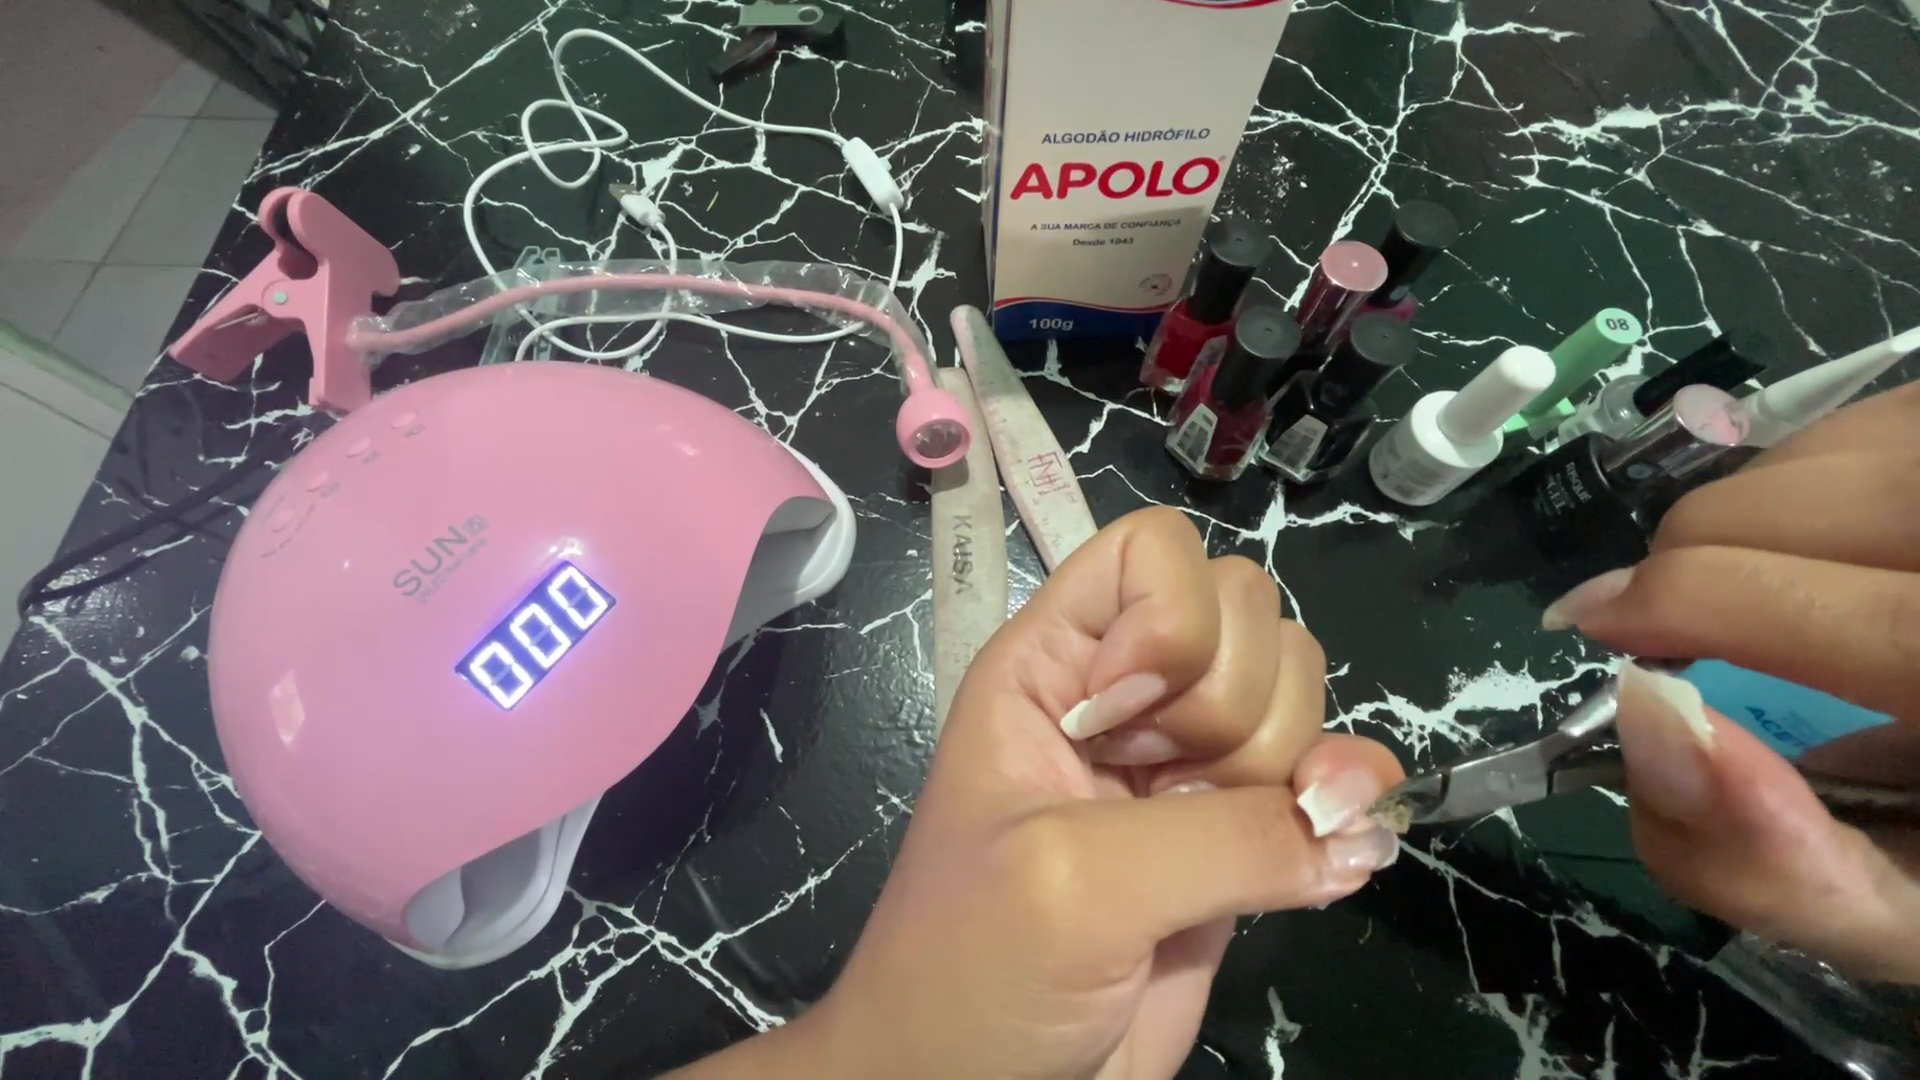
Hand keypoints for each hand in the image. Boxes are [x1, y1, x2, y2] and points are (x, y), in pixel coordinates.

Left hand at [676, 507, 1404, 1078]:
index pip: (1149, 549)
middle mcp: (1124, 686)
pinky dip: (1351, 787)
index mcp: (1053, 660)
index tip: (1137, 717)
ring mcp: (1187, 753)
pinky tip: (1340, 836)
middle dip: (1228, 701)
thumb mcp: (1073, 880)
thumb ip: (1219, 837)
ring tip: (1218, 836)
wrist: (980, 1074)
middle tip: (1164, 786)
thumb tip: (1355, 817)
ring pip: (1292, 681)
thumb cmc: (979, 961)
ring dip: (1281, 754)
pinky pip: (1328, 762)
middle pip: (1241, 610)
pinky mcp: (1236, 823)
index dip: (1170, 616)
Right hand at [1541, 381, 1919, 980]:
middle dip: (1689, 563)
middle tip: (1688, 626)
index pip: (1840, 619)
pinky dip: (1807, 475)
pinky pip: (1870, 419)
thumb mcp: (1896, 912)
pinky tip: (1833, 544)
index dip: (1675, 606)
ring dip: (1747, 519)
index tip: (1591, 626)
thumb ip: (1759, 860)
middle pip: (1793, 508)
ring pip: (1826, 448)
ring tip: (1768, 586)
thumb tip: (1644, 714)